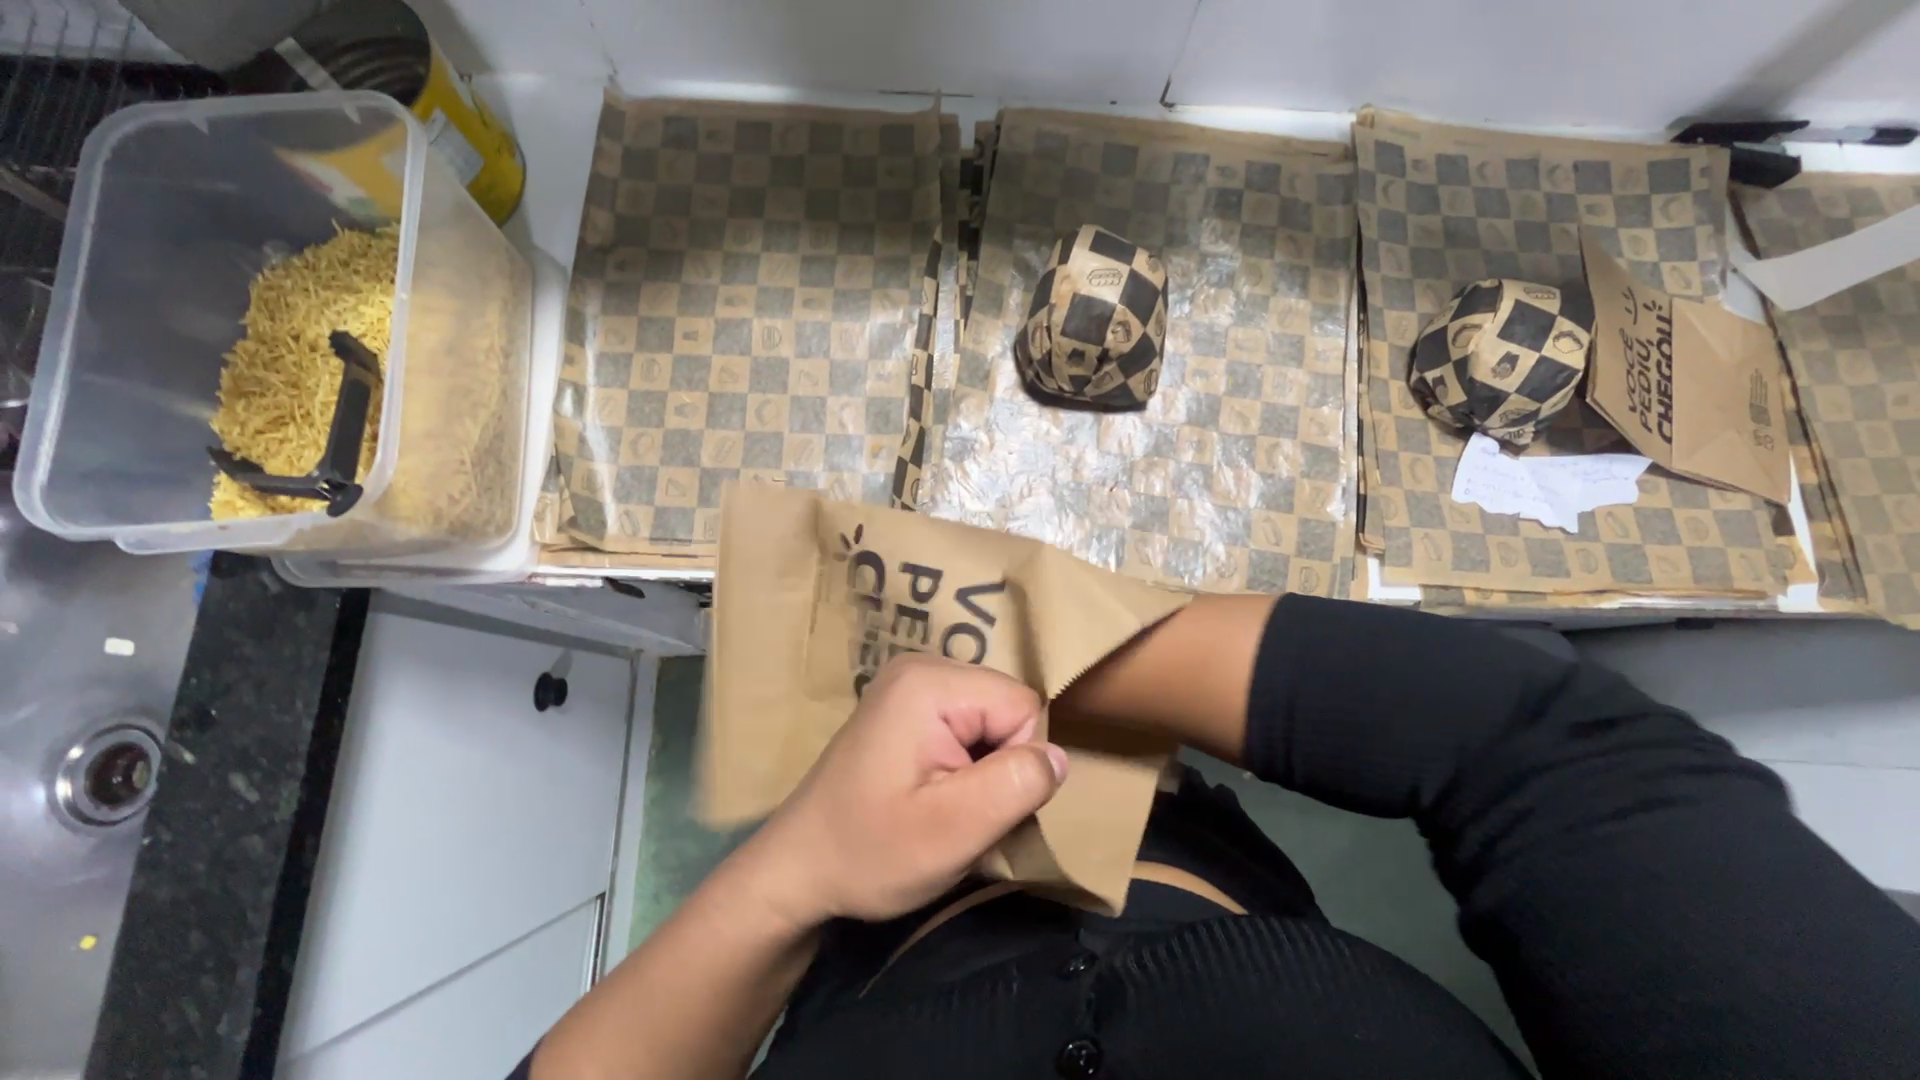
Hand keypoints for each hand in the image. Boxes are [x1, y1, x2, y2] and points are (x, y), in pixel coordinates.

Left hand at [738, 653, 1068, 925]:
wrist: (797, 869)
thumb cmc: (870, 852)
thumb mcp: (953, 831)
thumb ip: (1016, 786)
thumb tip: (1060, 757)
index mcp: (930, 682)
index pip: (1024, 707)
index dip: (1017, 765)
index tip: (974, 808)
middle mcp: (922, 667)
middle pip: (1008, 710)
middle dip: (1000, 767)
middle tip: (956, 814)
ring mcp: (910, 685)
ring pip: (992, 722)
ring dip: (983, 771)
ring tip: (940, 808)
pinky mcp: (905, 708)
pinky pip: (967, 727)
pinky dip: (964, 767)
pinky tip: (930, 796)